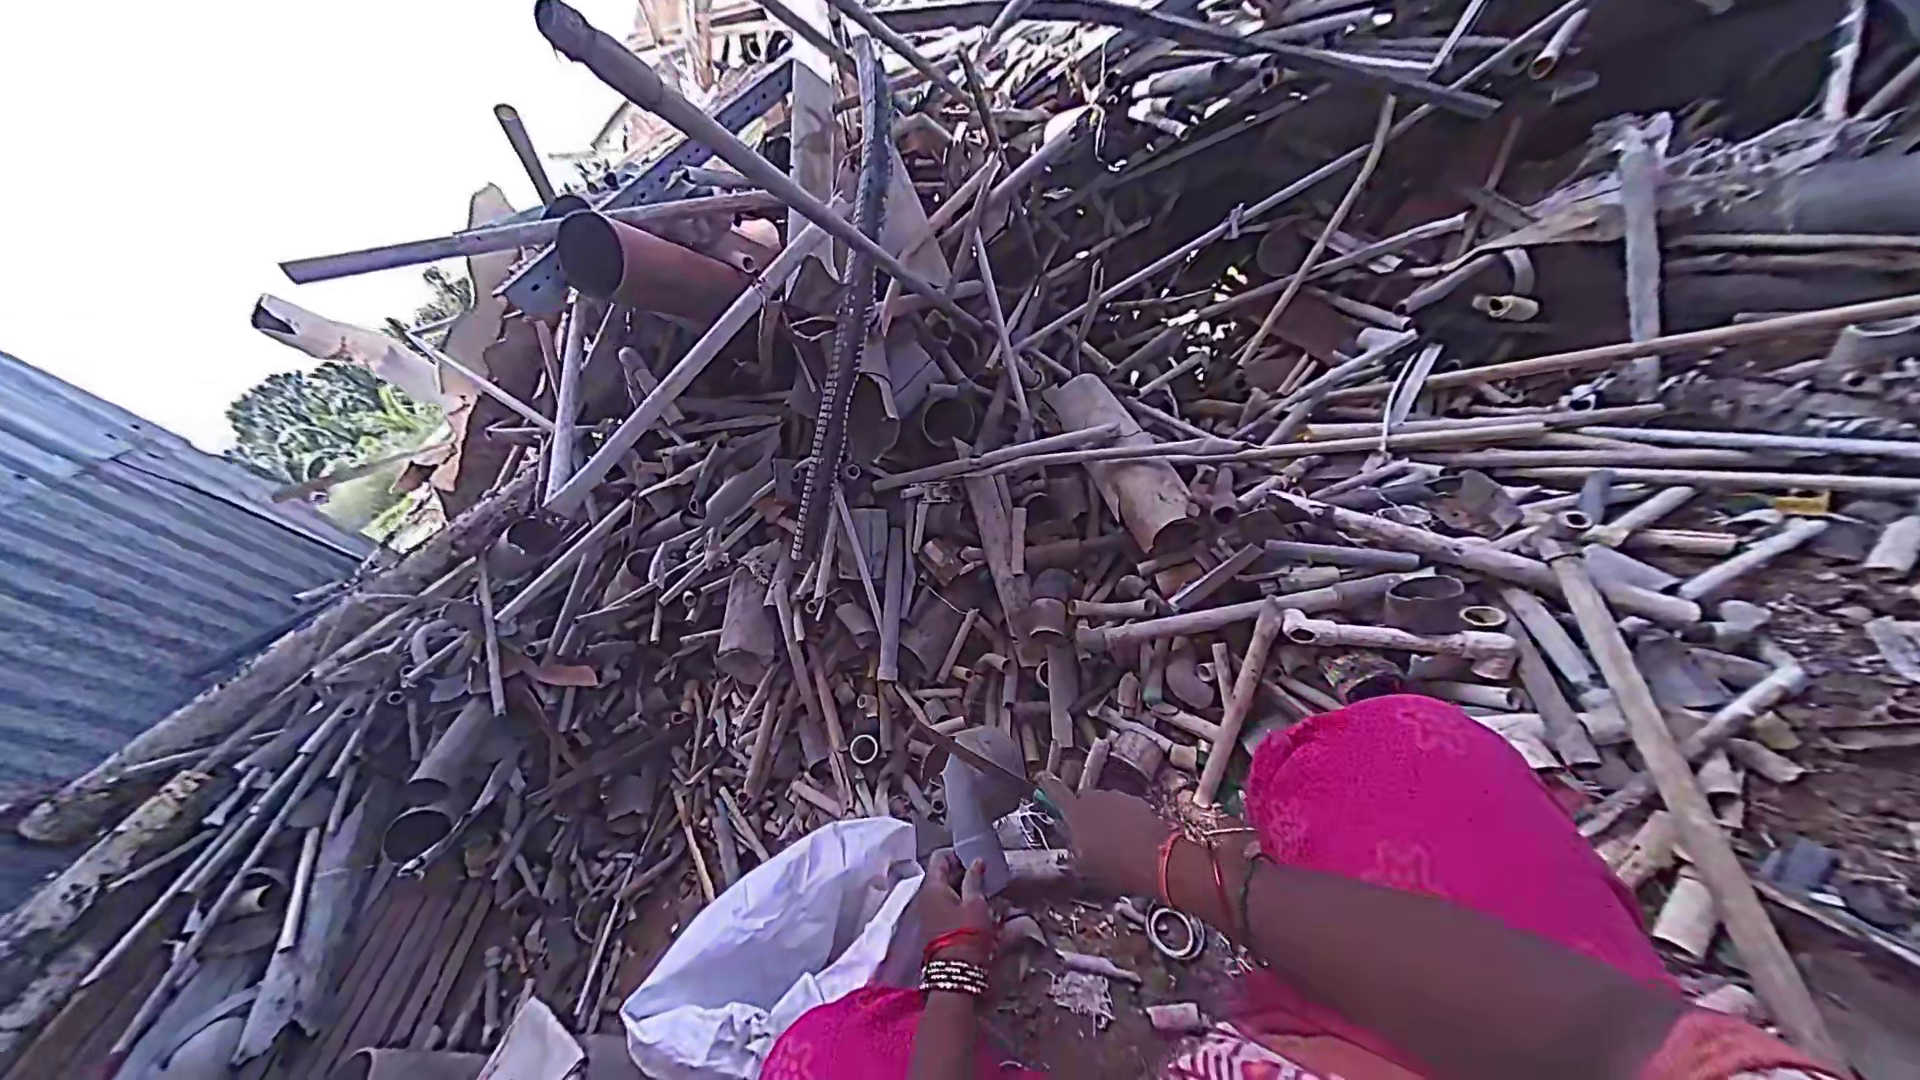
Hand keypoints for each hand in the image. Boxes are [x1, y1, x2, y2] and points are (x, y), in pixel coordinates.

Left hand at [915, 851, 991, 963]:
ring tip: (982, 891)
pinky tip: (974, 907)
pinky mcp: (934, 928)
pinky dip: (958, 902)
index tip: (975, 859)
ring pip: (944, 891)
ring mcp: (927, 914)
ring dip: (961, 888)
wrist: (955, 978)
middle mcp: (925, 897)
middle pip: (941, 874)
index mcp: (932, 886)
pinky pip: (945, 906)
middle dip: (961, 871)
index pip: (940, 857)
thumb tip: (976, 861)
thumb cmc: (966, 934)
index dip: (957, 854)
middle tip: (983, 875)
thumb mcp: (975, 904)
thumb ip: (974, 880)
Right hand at [1039, 779, 1172, 898]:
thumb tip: (1072, 844)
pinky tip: (1129, 839)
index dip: (1046, 785)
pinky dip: (1123, 819)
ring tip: (1113, 842)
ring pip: (1104, 803)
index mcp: (1077, 813)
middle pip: (1083, 799)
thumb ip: (1074, 848)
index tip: (1042, 779)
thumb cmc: (1119, 867)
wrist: (1161, 861)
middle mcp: (1095, 799)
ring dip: (1105, 817)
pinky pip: (1123, 808)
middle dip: (1084, 813)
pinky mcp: (1137, 802)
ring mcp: (1118, 798)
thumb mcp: (1086, 866)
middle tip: (1088, 835)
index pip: (1055, 792)